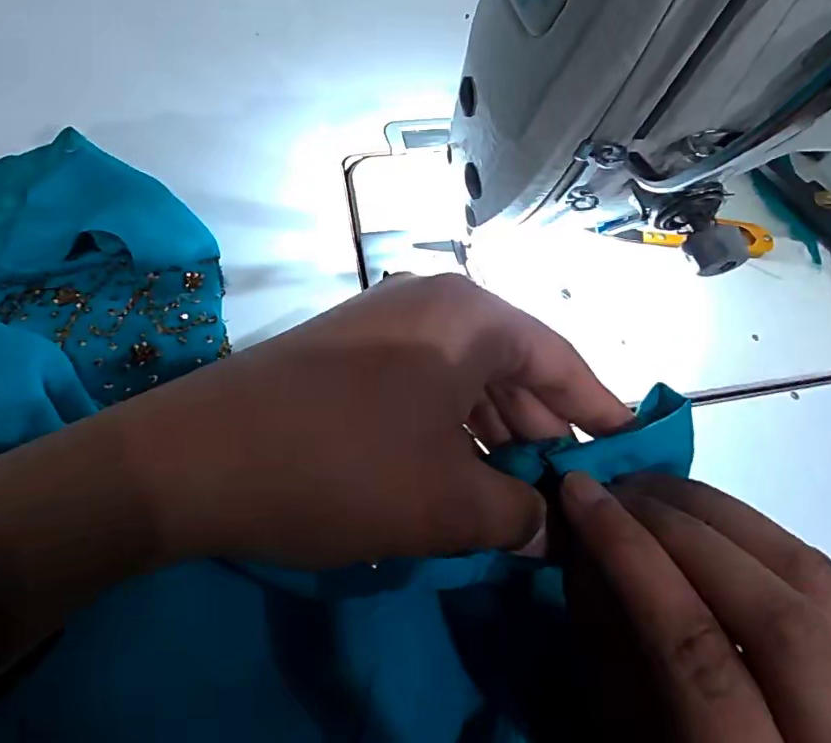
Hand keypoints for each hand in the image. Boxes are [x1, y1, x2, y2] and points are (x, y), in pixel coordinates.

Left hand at [119, 273, 636, 567]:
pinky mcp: (351, 348)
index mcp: (469, 316)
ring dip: (496, 431)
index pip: (559, 359)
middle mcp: (432, 301)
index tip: (635, 452)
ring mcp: (385, 320)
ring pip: (466, 374)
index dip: (600, 410)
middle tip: (574, 488)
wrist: (196, 454)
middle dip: (545, 428)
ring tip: (520, 491)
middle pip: (513, 363)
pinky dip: (451, 424)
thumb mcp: (444, 504)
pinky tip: (458, 469)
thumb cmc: (341, 466)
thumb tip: (549, 528)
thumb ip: (516, 515)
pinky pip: (425, 380)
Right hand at [556, 472, 830, 742]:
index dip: (632, 559)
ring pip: (816, 579)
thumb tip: (588, 544)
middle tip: (616, 486)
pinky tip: (707, 518)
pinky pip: (825, 584)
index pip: (700, 655)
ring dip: (721, 514)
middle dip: (682, 528)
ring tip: (654, 488)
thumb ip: (611, 655)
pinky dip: (756, 534)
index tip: (580, 494)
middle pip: (778, 612)